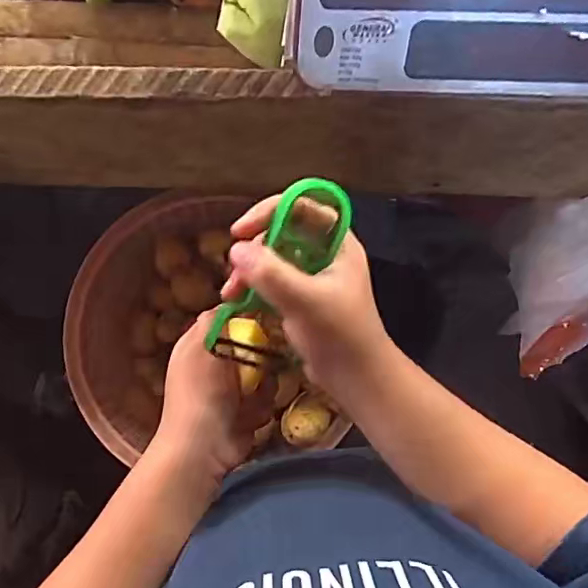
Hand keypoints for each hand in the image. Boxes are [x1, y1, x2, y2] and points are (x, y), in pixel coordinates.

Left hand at [148, 312, 274, 478]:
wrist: (202, 447)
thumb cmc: (201, 392)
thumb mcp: (203, 345)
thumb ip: (216, 319)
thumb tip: (230, 300)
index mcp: (198, 345)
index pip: (226, 320)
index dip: (245, 317)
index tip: (268, 315)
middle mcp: (213, 365)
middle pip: (251, 347)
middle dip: (261, 357)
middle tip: (266, 361)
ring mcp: (230, 391)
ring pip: (263, 374)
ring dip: (262, 387)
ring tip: (253, 398)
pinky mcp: (244, 413)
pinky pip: (265, 400)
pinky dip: (260, 409)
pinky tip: (250, 417)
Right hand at [220, 195, 393, 397]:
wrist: (358, 380)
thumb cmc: (340, 336)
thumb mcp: (304, 301)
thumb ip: (271, 273)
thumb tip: (235, 250)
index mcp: (337, 244)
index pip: (301, 208)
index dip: (268, 212)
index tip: (239, 231)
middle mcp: (325, 255)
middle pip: (282, 233)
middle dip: (253, 248)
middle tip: (232, 268)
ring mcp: (312, 278)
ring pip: (273, 260)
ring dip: (249, 271)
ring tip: (229, 293)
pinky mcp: (301, 300)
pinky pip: (272, 284)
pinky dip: (254, 290)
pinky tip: (237, 303)